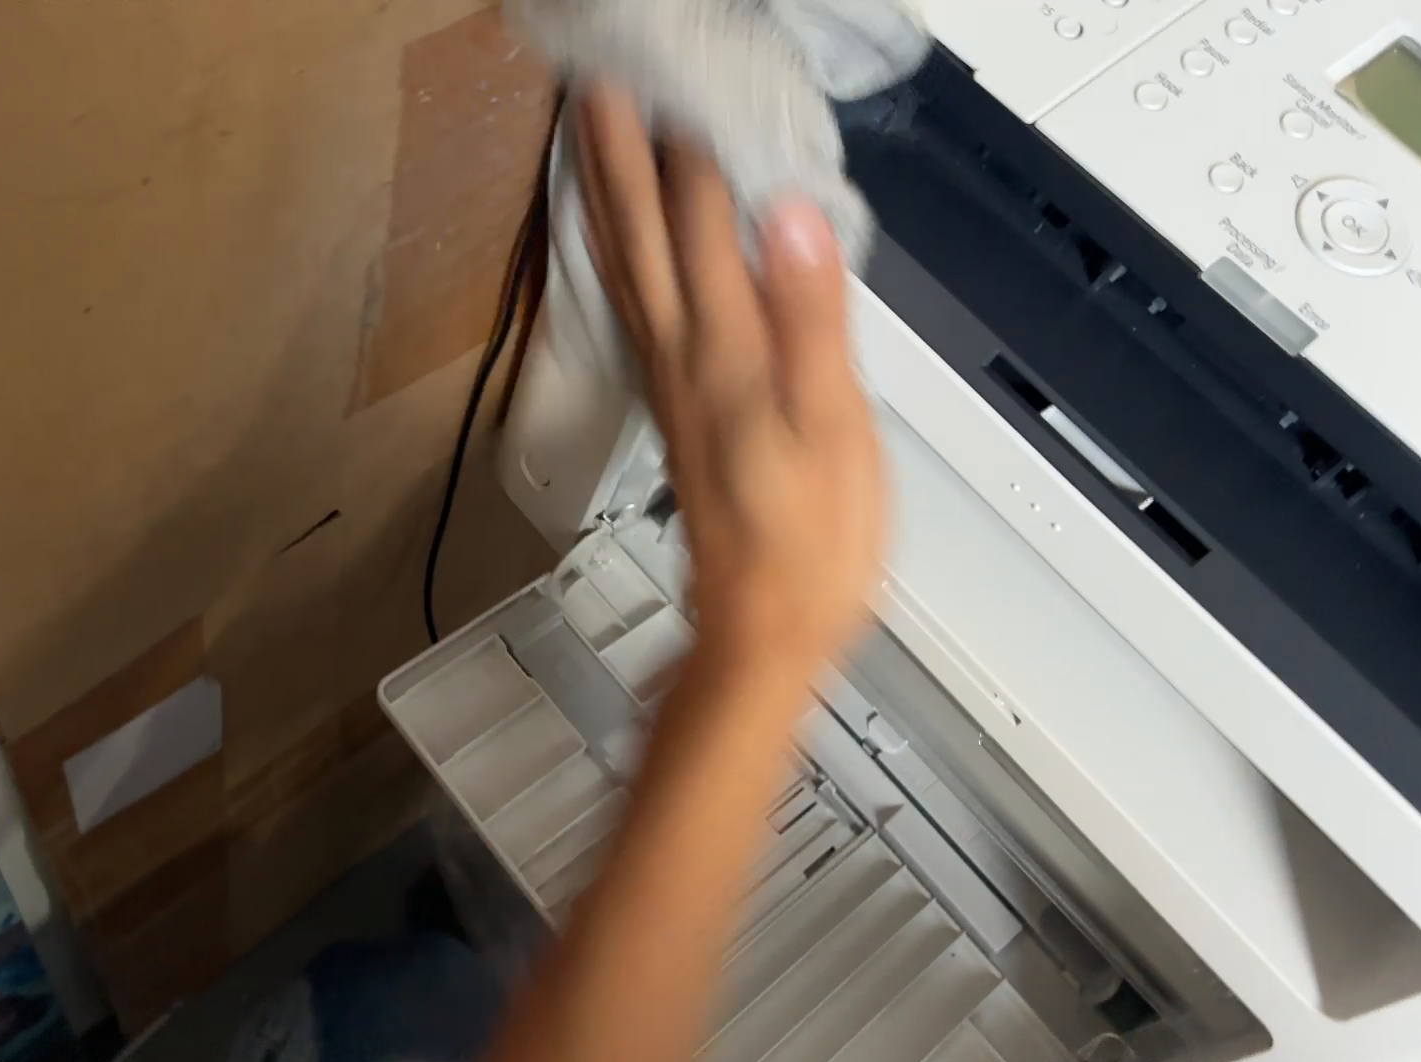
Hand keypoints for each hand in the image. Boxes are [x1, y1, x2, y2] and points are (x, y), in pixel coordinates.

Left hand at [575, 84, 884, 678]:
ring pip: (623, 278)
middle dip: (617, 158)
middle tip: (595, 92)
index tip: (675, 82)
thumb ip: (809, 320)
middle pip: (639, 243)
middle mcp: (683, 365)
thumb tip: (789, 224)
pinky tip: (615, 255)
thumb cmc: (806, 544)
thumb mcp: (833, 434)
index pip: (701, 228)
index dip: (688, 149)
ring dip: (604, 206)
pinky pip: (632, 320)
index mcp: (727, 360)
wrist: (759, 620)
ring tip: (587, 149)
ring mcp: (670, 387)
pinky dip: (617, 270)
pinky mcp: (672, 410)